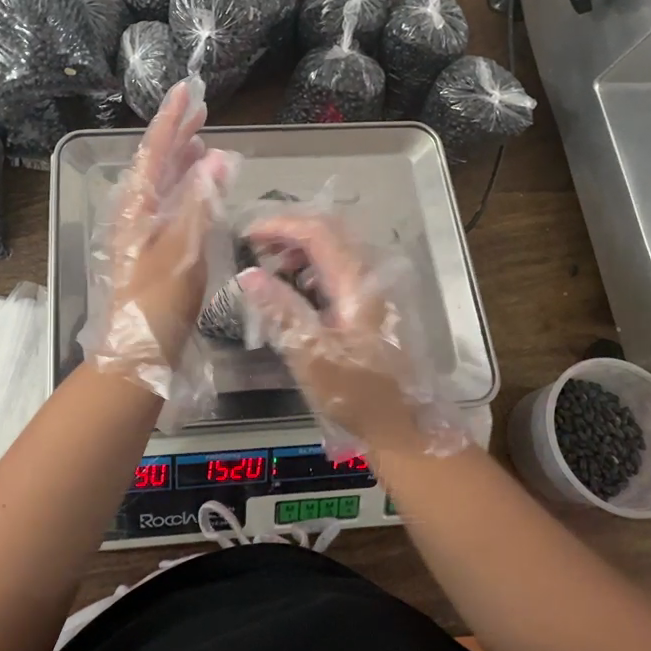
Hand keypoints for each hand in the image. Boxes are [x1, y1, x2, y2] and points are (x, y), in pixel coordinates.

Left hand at [83, 77, 236, 394]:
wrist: (136, 357)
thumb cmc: (158, 304)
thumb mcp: (183, 251)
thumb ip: (199, 204)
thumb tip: (216, 157)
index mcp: (137, 207)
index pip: (155, 151)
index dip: (172, 119)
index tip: (187, 89)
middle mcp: (135, 214)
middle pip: (156, 163)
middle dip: (177, 133)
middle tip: (200, 108)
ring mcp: (141, 233)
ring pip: (162, 184)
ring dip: (181, 159)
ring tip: (201, 139)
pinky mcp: (152, 251)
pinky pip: (169, 206)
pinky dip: (186, 189)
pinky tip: (198, 190)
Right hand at [238, 213, 460, 456]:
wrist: (404, 426)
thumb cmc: (357, 393)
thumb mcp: (311, 355)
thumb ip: (280, 310)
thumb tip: (248, 274)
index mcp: (357, 282)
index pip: (317, 231)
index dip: (279, 225)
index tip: (246, 235)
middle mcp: (372, 275)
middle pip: (329, 231)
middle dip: (289, 230)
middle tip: (255, 244)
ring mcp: (377, 288)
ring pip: (337, 246)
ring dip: (301, 247)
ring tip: (271, 265)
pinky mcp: (376, 303)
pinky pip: (342, 266)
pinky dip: (315, 264)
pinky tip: (297, 285)